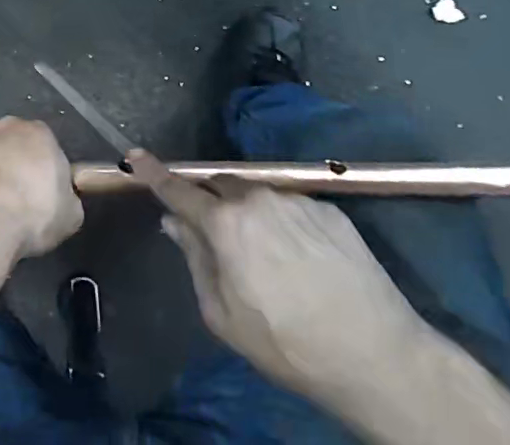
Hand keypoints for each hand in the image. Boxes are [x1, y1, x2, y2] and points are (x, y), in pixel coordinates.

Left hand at [0, 118, 82, 260]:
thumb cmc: (32, 217)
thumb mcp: (70, 215)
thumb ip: (67, 197)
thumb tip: (62, 197)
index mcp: (43, 134)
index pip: (43, 147)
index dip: (38, 170)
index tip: (33, 192)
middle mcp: (12, 123)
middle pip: (12, 141)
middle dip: (10, 162)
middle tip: (7, 194)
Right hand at [129, 151, 425, 403]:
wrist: (375, 354)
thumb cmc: (286, 343)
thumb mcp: (223, 314)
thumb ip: (194, 258)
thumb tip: (174, 222)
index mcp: (226, 223)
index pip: (179, 189)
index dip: (153, 172)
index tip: (134, 155)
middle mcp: (258, 198)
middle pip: (221, 186)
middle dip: (210, 201)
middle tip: (216, 237)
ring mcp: (297, 200)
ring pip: (258, 196)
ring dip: (250, 214)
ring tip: (270, 262)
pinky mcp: (330, 209)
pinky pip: (291, 206)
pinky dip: (283, 224)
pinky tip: (302, 262)